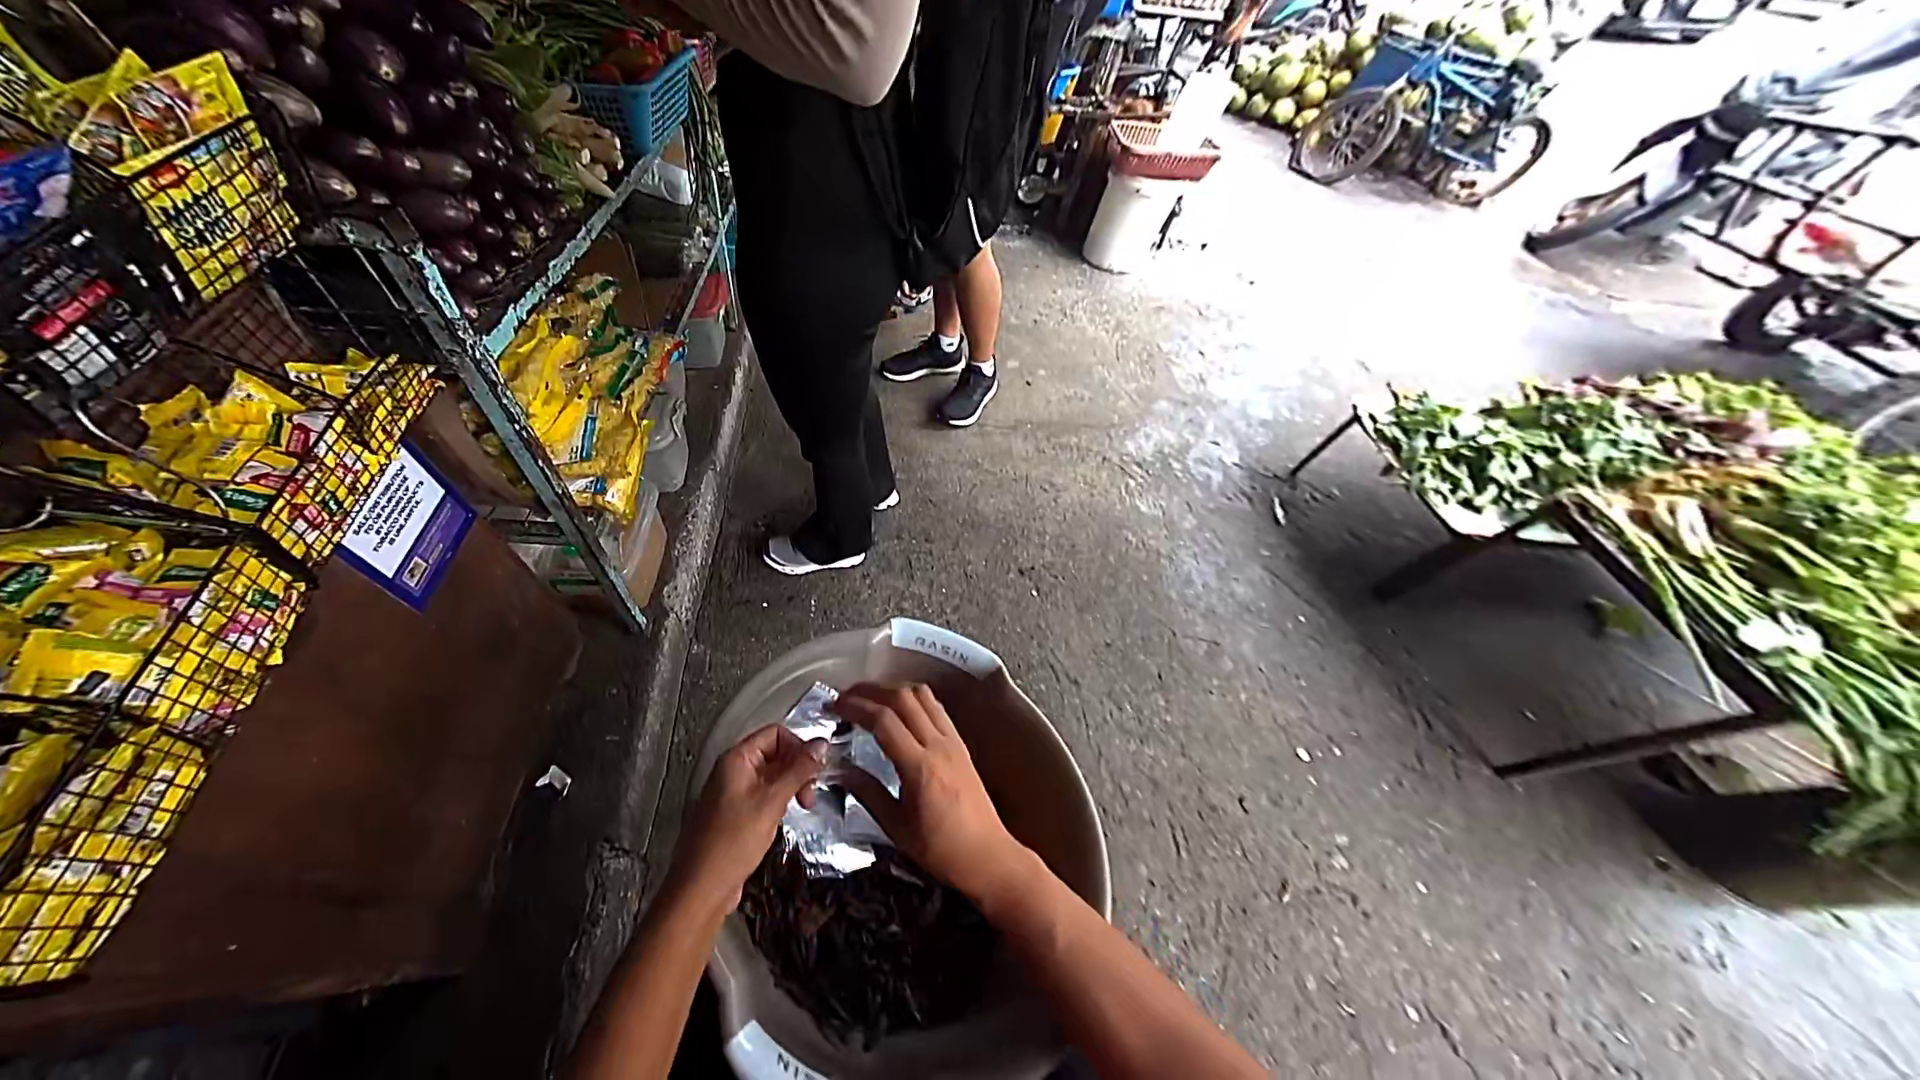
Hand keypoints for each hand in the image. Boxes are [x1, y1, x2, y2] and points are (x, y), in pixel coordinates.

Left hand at [669, 725, 826, 911]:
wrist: (702, 889)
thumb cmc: (731, 843)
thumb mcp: (772, 801)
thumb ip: (799, 770)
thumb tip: (821, 745)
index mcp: (737, 760)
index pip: (775, 734)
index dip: (798, 746)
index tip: (816, 767)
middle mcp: (734, 771)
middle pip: (775, 753)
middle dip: (798, 768)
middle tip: (811, 791)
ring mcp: (734, 793)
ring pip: (773, 775)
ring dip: (793, 785)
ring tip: (804, 805)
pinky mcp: (737, 814)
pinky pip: (766, 795)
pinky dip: (781, 801)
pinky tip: (787, 816)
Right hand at [830, 683, 1030, 905]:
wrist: (986, 856)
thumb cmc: (940, 850)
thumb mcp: (895, 827)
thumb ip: (867, 792)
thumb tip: (840, 770)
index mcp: (920, 767)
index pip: (884, 720)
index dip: (856, 706)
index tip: (836, 705)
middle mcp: (939, 746)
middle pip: (903, 698)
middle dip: (871, 691)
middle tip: (847, 697)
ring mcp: (953, 742)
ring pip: (923, 696)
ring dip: (893, 690)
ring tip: (871, 699)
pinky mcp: (961, 744)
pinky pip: (937, 709)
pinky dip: (914, 700)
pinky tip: (900, 710)